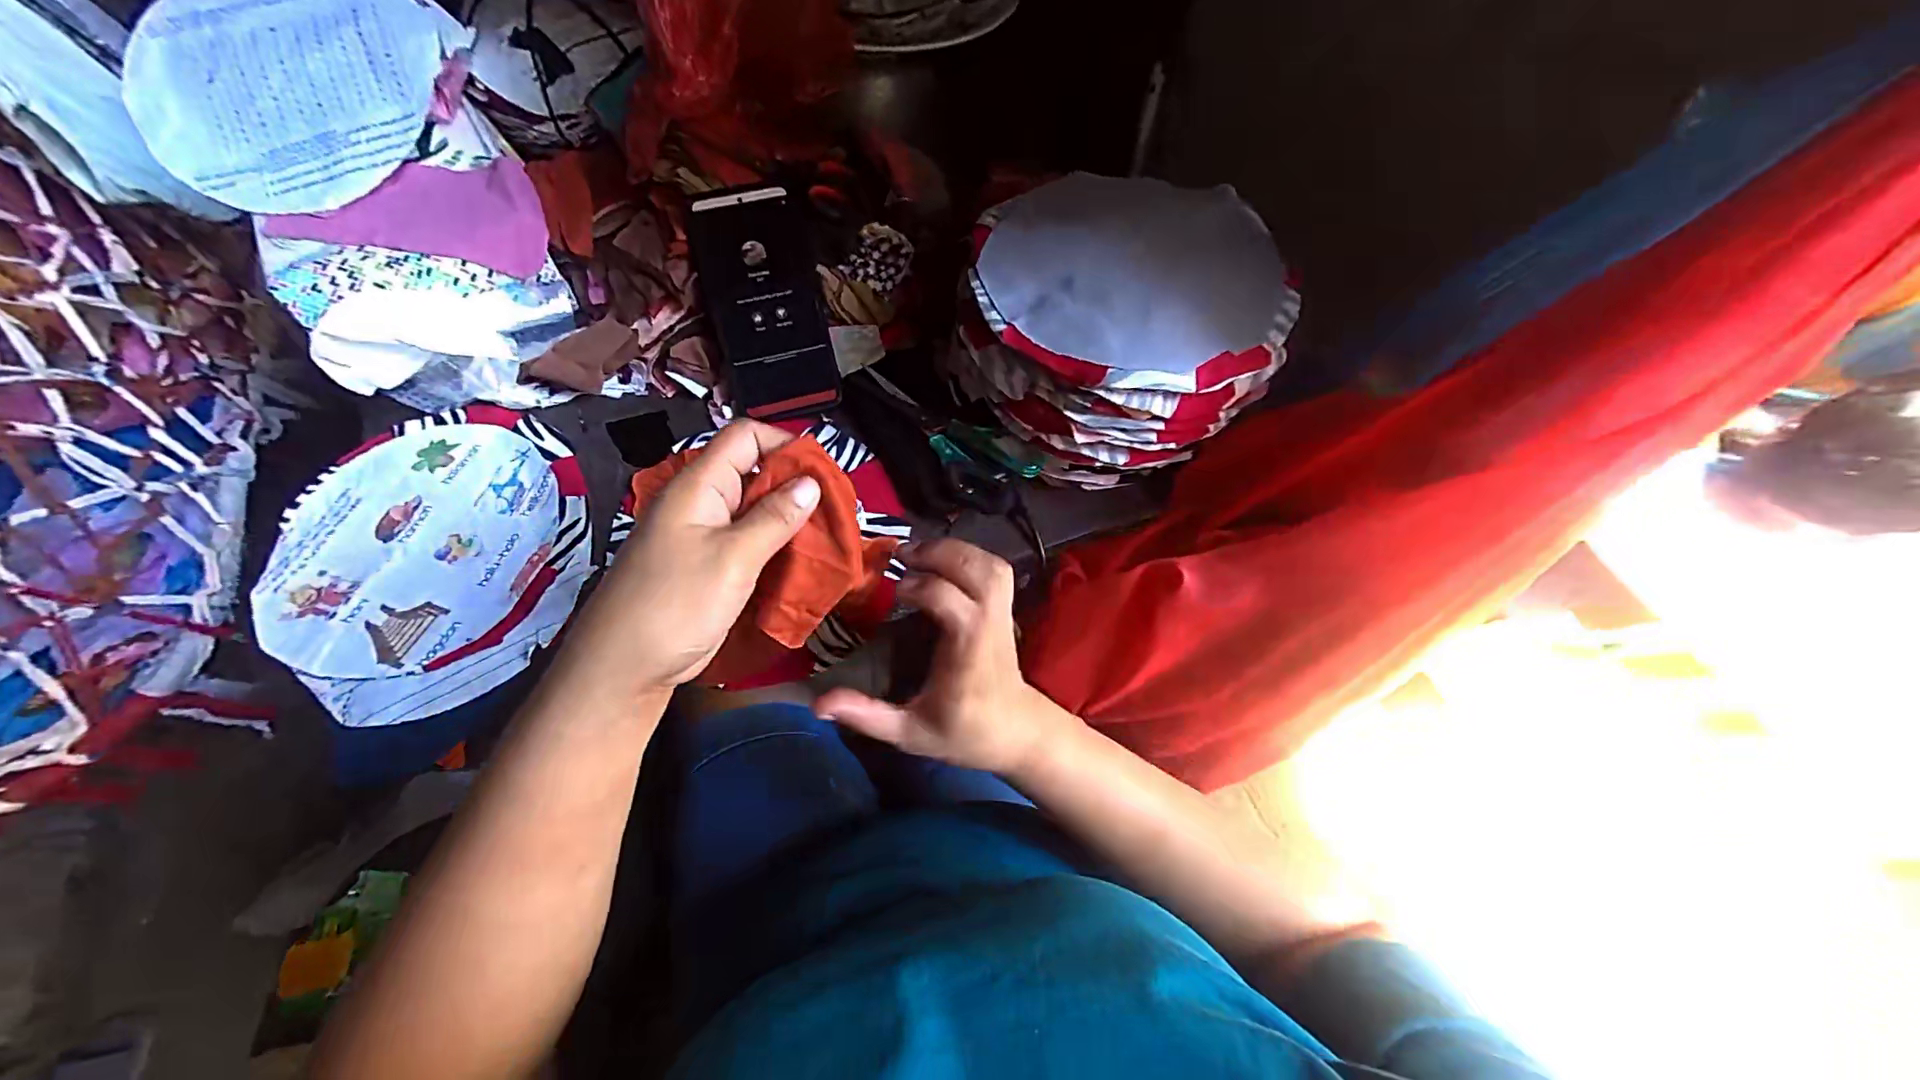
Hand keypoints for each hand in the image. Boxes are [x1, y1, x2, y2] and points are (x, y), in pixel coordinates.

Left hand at [563, 421, 819, 693]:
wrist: (625, 666)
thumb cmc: (674, 605)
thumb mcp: (733, 558)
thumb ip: (774, 518)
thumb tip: (811, 483)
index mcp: (699, 486)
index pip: (746, 437)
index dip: (785, 444)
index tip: (822, 473)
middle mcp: (702, 502)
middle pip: (755, 472)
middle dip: (797, 486)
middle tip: (834, 511)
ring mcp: (705, 534)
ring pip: (756, 510)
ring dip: (791, 519)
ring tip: (826, 537)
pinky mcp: (710, 563)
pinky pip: (750, 540)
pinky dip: (777, 545)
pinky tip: (802, 561)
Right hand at [816, 538, 1078, 775]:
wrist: (1017, 733)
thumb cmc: (964, 733)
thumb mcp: (910, 733)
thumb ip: (867, 716)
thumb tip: (819, 705)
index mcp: (968, 650)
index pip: (949, 600)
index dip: (919, 587)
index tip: (894, 594)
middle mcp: (990, 623)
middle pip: (975, 570)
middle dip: (938, 553)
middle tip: (901, 555)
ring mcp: (1004, 613)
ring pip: (990, 564)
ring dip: (954, 550)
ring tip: (920, 553)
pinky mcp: (1007, 609)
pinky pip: (996, 569)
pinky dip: (970, 556)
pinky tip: (943, 562)